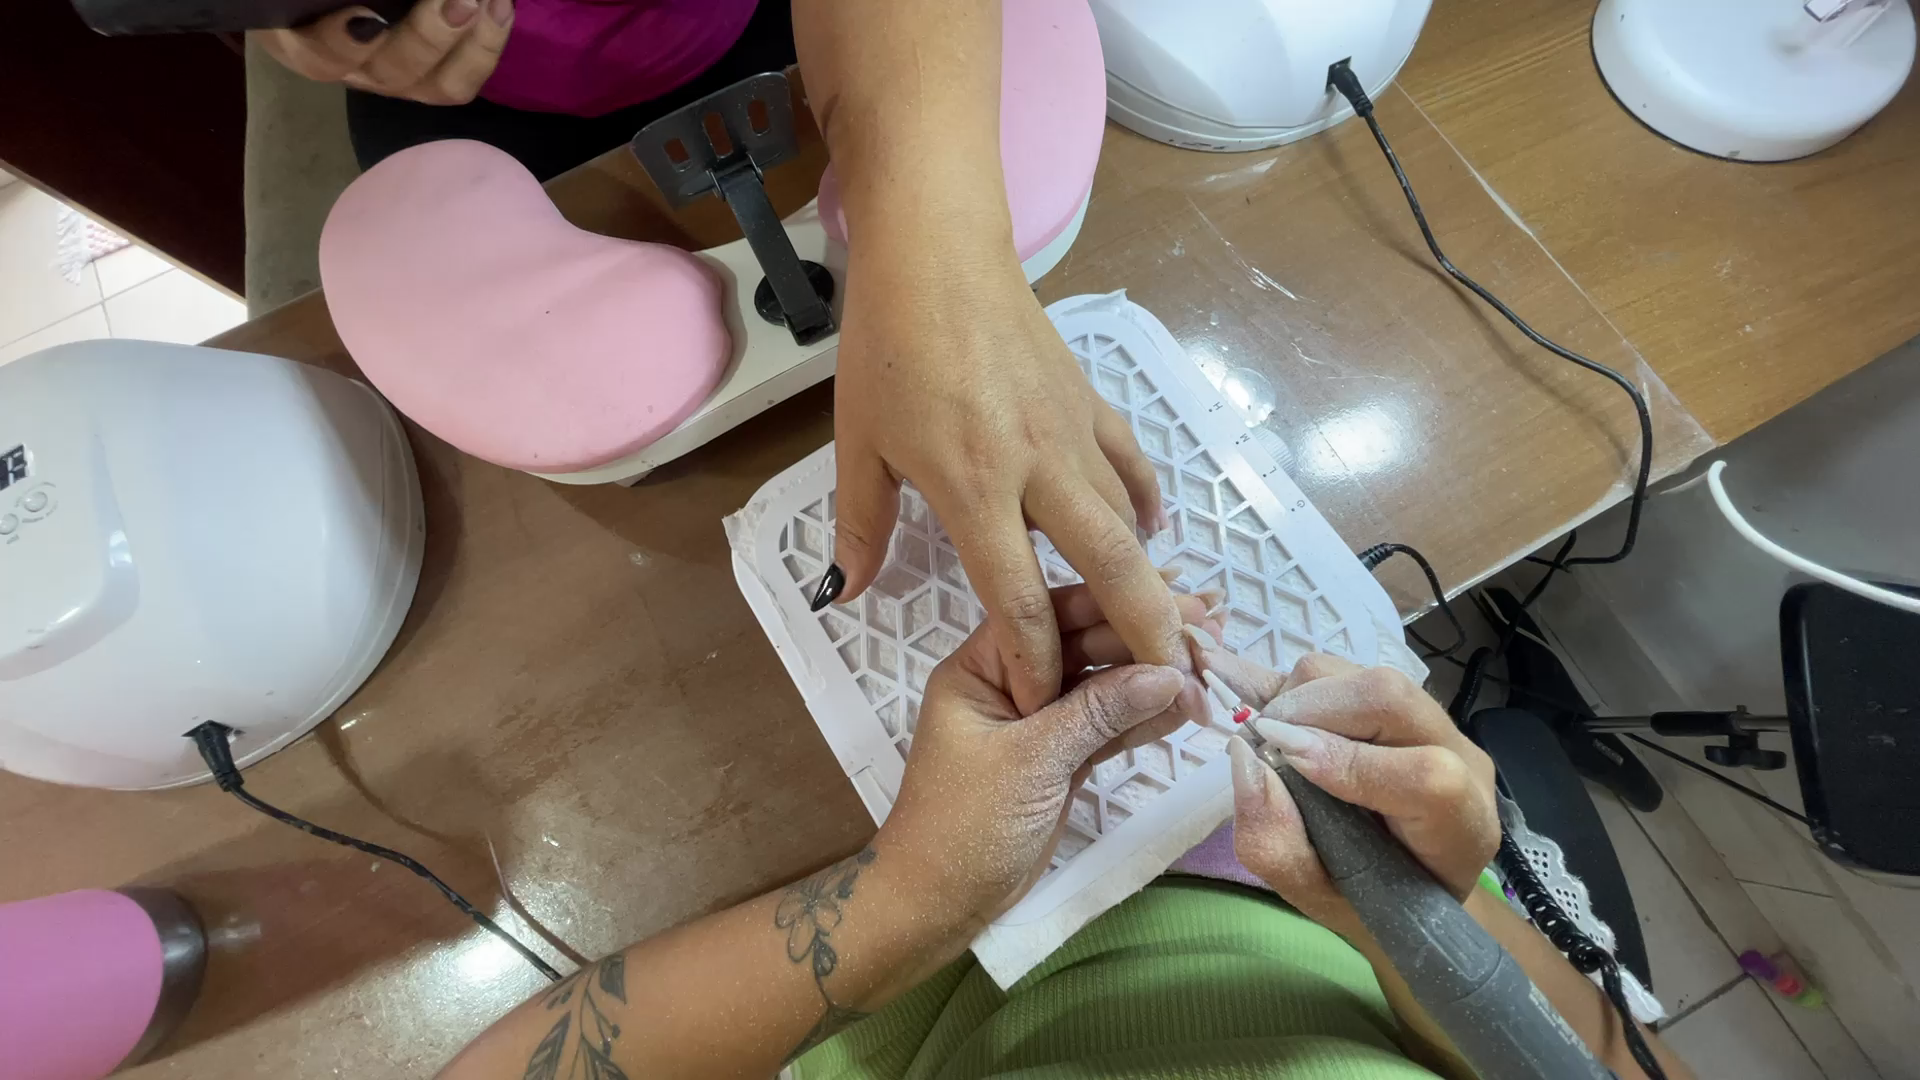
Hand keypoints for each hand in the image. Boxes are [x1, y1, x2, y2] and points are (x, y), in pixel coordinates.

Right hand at [254, 0, 511, 104]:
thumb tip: (368, 5)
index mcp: (300, 44)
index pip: (317, 54)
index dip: (341, 41)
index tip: (365, 15)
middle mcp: (356, 74)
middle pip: (395, 70)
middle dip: (429, 34)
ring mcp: (401, 83)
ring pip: (443, 84)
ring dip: (474, 42)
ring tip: (492, 1)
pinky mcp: (437, 83)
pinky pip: (467, 79)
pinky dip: (488, 43)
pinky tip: (501, 7)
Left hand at [831, 258, 1188, 717]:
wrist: (936, 256)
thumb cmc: (887, 351)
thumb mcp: (859, 444)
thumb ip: (860, 527)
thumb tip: (844, 594)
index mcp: (974, 489)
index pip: (1017, 597)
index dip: (1035, 660)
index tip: (1046, 701)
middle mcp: (1038, 469)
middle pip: (1107, 565)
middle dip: (1144, 631)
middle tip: (1171, 682)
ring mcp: (1074, 433)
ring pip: (1127, 518)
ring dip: (1146, 574)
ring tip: (1160, 621)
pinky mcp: (1091, 402)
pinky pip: (1131, 463)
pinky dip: (1147, 501)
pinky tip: (1151, 528)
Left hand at [876, 584, 1222, 929]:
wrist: (940, 904)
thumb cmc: (965, 824)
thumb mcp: (1030, 761)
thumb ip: (1096, 713)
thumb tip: (1168, 672)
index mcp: (982, 664)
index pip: (1050, 615)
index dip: (1110, 602)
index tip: (1170, 595)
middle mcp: (1012, 681)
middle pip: (1084, 646)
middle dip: (1142, 639)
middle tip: (1207, 630)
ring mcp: (1039, 719)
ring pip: (1101, 687)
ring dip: (1152, 679)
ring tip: (1211, 664)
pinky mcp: (1060, 754)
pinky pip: (1106, 727)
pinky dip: (1143, 719)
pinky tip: (1186, 706)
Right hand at [1192, 639, 1498, 942]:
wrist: (1403, 881)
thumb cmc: (1365, 900)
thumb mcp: (1312, 897)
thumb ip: (1275, 841)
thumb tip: (1244, 760)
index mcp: (1460, 827)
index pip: (1426, 775)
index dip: (1345, 759)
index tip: (1280, 759)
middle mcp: (1459, 760)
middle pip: (1389, 696)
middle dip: (1307, 708)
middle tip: (1263, 739)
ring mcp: (1431, 719)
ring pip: (1358, 671)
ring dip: (1296, 694)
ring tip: (1273, 736)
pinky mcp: (1391, 695)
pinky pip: (1339, 667)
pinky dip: (1288, 683)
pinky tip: (1256, 700)